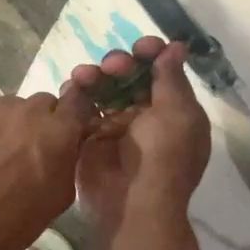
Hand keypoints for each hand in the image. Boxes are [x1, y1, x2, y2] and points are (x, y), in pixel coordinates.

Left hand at [0, 86, 96, 249]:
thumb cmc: (18, 218)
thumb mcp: (61, 194)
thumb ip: (69, 157)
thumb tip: (68, 142)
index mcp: (58, 130)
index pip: (76, 103)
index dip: (70, 116)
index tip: (65, 129)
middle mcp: (28, 111)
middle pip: (42, 104)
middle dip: (40, 121)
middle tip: (28, 147)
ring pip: (11, 107)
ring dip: (11, 123)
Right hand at [69, 37, 212, 238]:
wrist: (131, 204)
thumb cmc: (163, 157)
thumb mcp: (178, 114)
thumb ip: (171, 79)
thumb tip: (176, 46)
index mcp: (172, 110)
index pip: (160, 71)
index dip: (152, 54)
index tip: (141, 46)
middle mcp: (144, 115)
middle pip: (127, 76)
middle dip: (119, 64)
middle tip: (112, 65)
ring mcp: (114, 126)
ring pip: (101, 88)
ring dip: (94, 75)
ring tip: (83, 75)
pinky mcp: (88, 136)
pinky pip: (80, 108)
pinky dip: (75, 94)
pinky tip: (71, 87)